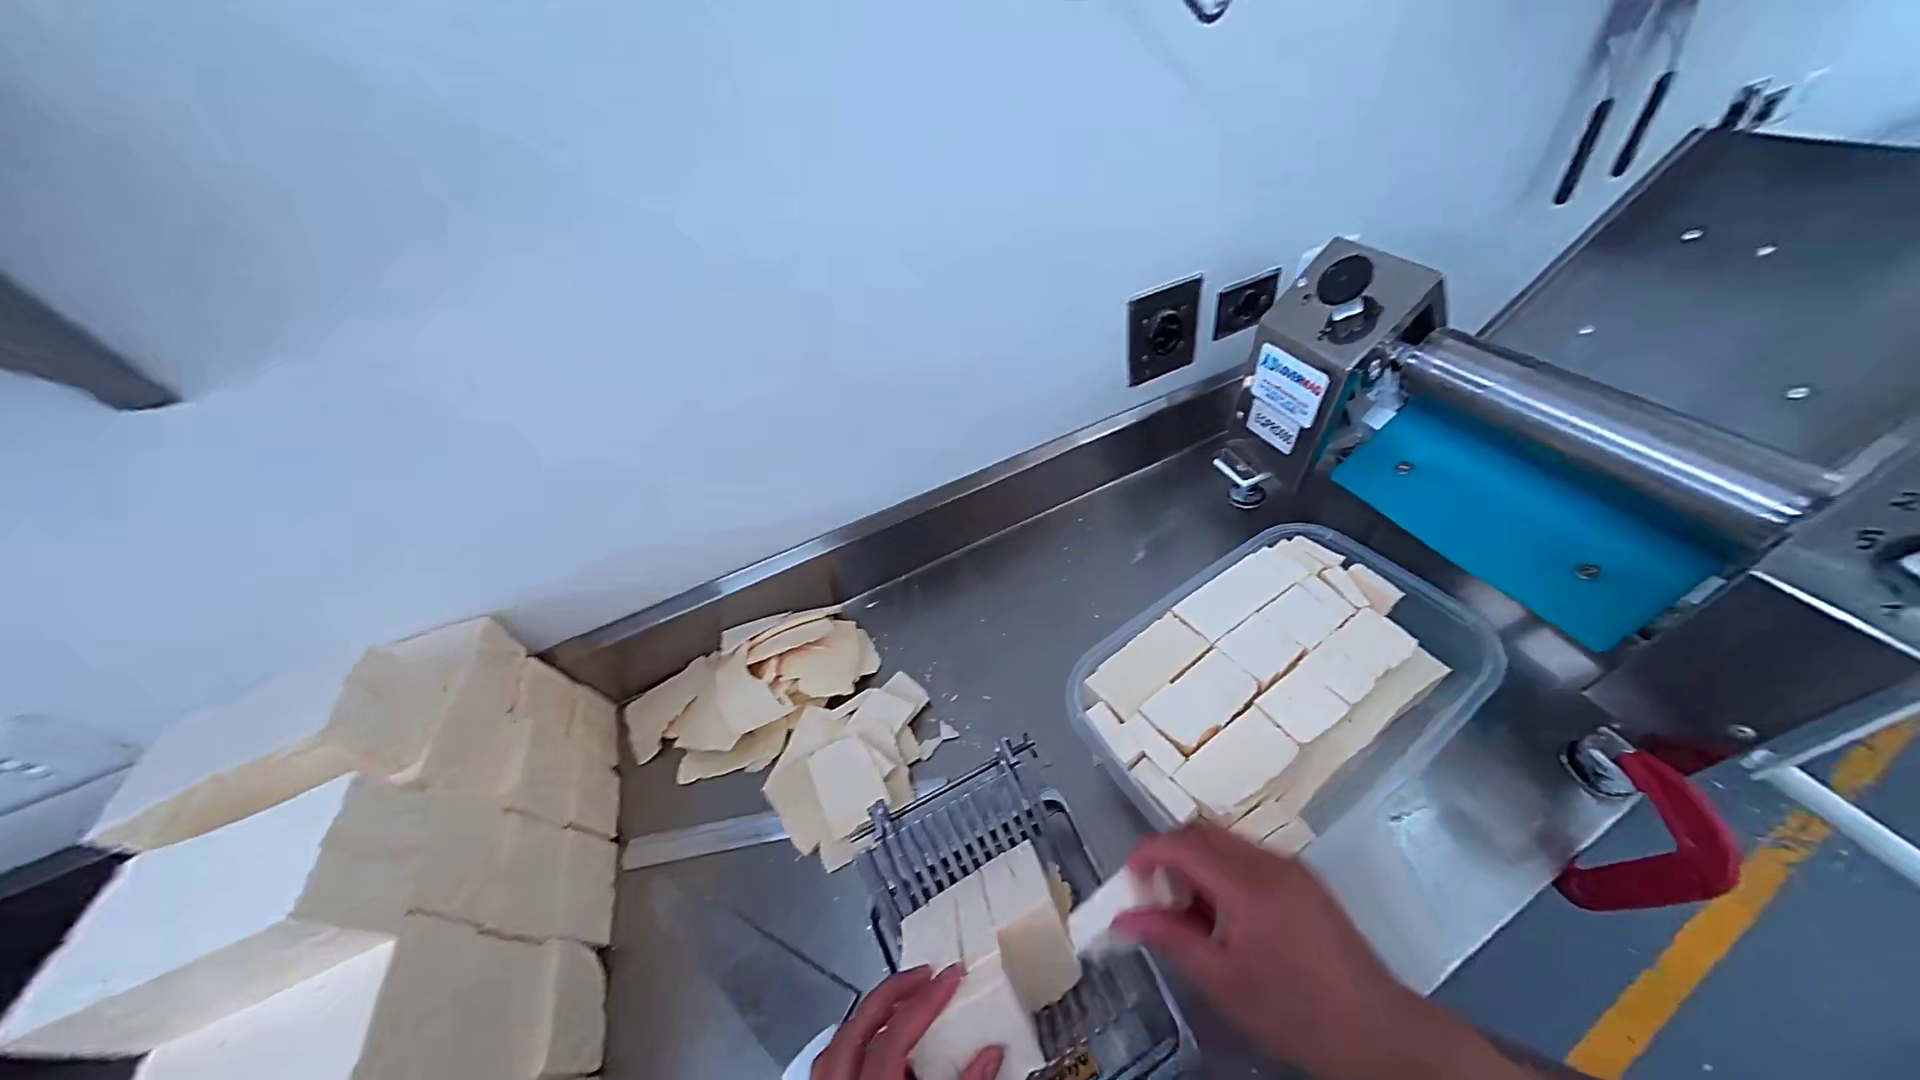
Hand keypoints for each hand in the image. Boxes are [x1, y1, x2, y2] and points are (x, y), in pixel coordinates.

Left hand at [811, 964, 1005, 1079]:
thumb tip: (991, 1051)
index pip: (895, 1035)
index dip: (925, 1001)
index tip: (951, 975)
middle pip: (857, 1026)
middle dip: (892, 991)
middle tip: (925, 974)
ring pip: (837, 1042)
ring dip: (870, 1013)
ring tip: (903, 999)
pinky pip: (830, 1063)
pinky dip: (855, 1041)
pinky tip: (878, 1041)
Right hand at [1113, 824, 1532, 1079]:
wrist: (1380, 1031)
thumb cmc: (1294, 1011)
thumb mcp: (1222, 981)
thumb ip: (1169, 938)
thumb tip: (1123, 919)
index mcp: (1247, 885)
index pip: (1183, 844)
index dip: (1148, 852)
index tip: (1129, 877)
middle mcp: (1269, 862)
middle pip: (1202, 832)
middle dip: (1170, 854)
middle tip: (1157, 894)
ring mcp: (1291, 867)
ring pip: (1225, 841)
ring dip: (1197, 863)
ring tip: (1193, 913)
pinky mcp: (1304, 879)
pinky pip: (1249, 856)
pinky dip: (1223, 871)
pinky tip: (1227, 916)